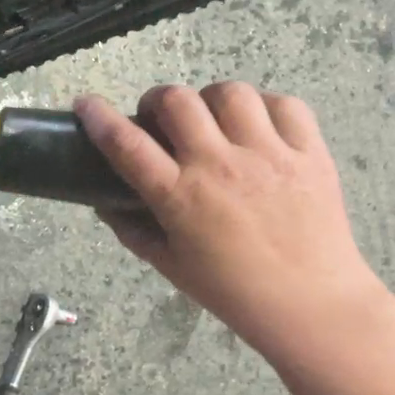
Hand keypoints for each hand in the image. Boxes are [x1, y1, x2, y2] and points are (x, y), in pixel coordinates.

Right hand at [75, 83, 392, 354]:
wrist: (310, 302)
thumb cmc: (229, 288)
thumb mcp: (166, 262)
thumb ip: (130, 228)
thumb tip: (105, 202)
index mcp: (178, 196)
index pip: (126, 143)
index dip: (98, 117)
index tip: (85, 104)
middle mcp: (219, 166)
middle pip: (176, 101)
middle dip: (157, 101)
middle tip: (158, 120)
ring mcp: (268, 154)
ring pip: (230, 93)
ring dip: (208, 100)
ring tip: (210, 120)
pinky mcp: (310, 152)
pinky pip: (284, 104)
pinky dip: (263, 106)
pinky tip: (255, 126)